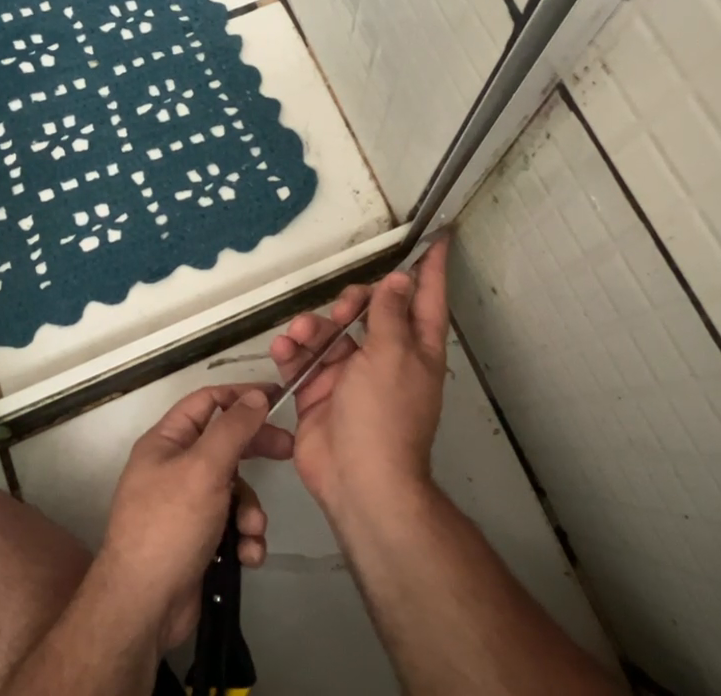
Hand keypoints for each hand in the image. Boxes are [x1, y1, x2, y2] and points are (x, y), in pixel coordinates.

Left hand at [96, 384, 292, 651]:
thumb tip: (255, 395)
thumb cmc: (170, 526)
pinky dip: (244, 539)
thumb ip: (233, 428)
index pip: (207, 402)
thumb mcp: (204, 468)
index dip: (241, 396)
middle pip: (226, 445)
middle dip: (257, 453)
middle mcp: (175, 469)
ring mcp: (186, 506)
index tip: (277, 397)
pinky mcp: (199, 540)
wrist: (144, 607)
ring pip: (235, 490)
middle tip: (288, 452)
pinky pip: (232, 526)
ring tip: (250, 531)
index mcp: (166, 442)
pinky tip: (246, 555)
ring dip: (251, 510)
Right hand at [271, 237, 450, 516]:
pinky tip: (284, 348)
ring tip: (299, 335)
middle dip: (352, 301)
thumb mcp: (392, 355)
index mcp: (416, 348)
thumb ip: (390, 313)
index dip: (431, 269)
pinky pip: (303, 361)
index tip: (436, 240)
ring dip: (313, 328)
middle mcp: (386, 357)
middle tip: (343, 308)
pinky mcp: (319, 393)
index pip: (427, 298)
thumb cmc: (385, 414)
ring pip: (330, 333)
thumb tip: (399, 279)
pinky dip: (292, 352)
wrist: (357, 480)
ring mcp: (350, 376)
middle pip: (370, 311)